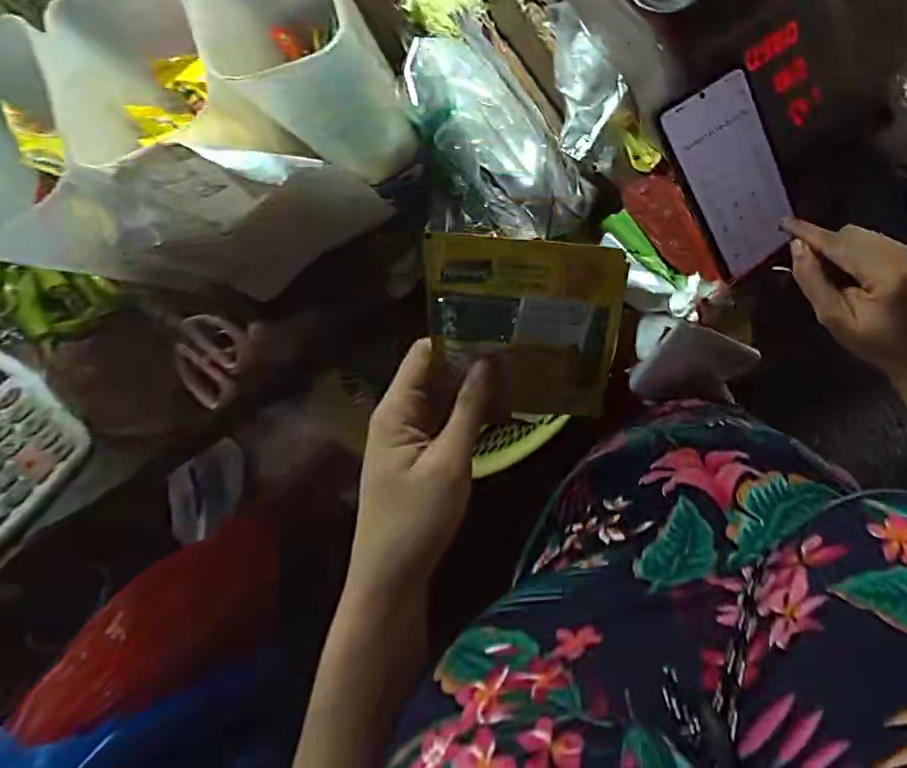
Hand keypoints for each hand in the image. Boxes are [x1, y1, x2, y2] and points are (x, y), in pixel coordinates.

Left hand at [348, 338, 505, 596]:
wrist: (390, 581)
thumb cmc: (416, 521)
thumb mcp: (450, 462)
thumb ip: (470, 408)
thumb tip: (491, 358)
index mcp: (396, 408)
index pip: (424, 353)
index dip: (458, 335)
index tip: (497, 325)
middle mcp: (398, 413)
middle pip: (435, 370)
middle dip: (472, 357)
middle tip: (516, 344)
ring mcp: (408, 433)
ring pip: (443, 394)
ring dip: (474, 383)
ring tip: (516, 366)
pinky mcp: (420, 452)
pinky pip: (445, 417)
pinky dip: (469, 408)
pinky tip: (500, 403)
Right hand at [783, 218, 906, 380]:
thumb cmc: (877, 346)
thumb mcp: (835, 321)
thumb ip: (813, 282)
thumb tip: (796, 246)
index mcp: (889, 275)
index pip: (840, 245)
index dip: (810, 233)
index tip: (784, 223)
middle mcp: (905, 256)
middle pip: (851, 234)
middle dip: (827, 245)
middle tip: (812, 267)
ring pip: (862, 234)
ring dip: (841, 247)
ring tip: (836, 276)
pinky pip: (874, 240)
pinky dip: (857, 250)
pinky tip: (854, 274)